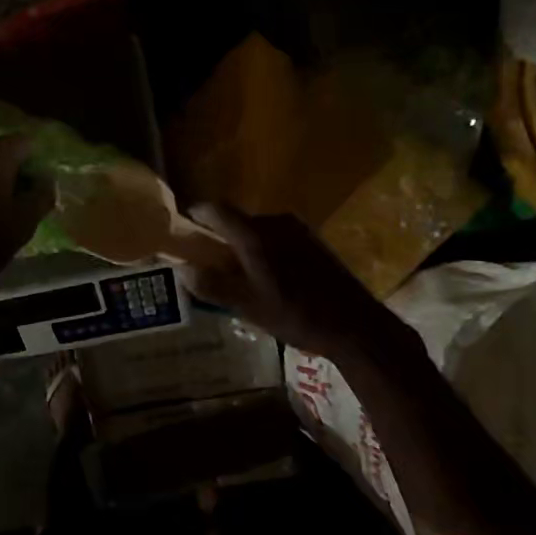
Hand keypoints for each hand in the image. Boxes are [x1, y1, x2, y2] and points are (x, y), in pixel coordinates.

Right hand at [179, 204, 424, 364]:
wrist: (354, 324)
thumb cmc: (295, 315)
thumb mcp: (247, 306)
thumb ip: (212, 285)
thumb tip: (181, 269)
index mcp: (256, 236)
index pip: (218, 210)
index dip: (198, 213)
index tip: (184, 221)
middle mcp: (277, 224)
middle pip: (239, 220)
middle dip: (220, 235)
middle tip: (205, 256)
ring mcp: (300, 231)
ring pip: (260, 230)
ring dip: (243, 244)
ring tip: (233, 270)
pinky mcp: (315, 242)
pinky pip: (278, 238)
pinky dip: (263, 249)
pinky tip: (264, 275)